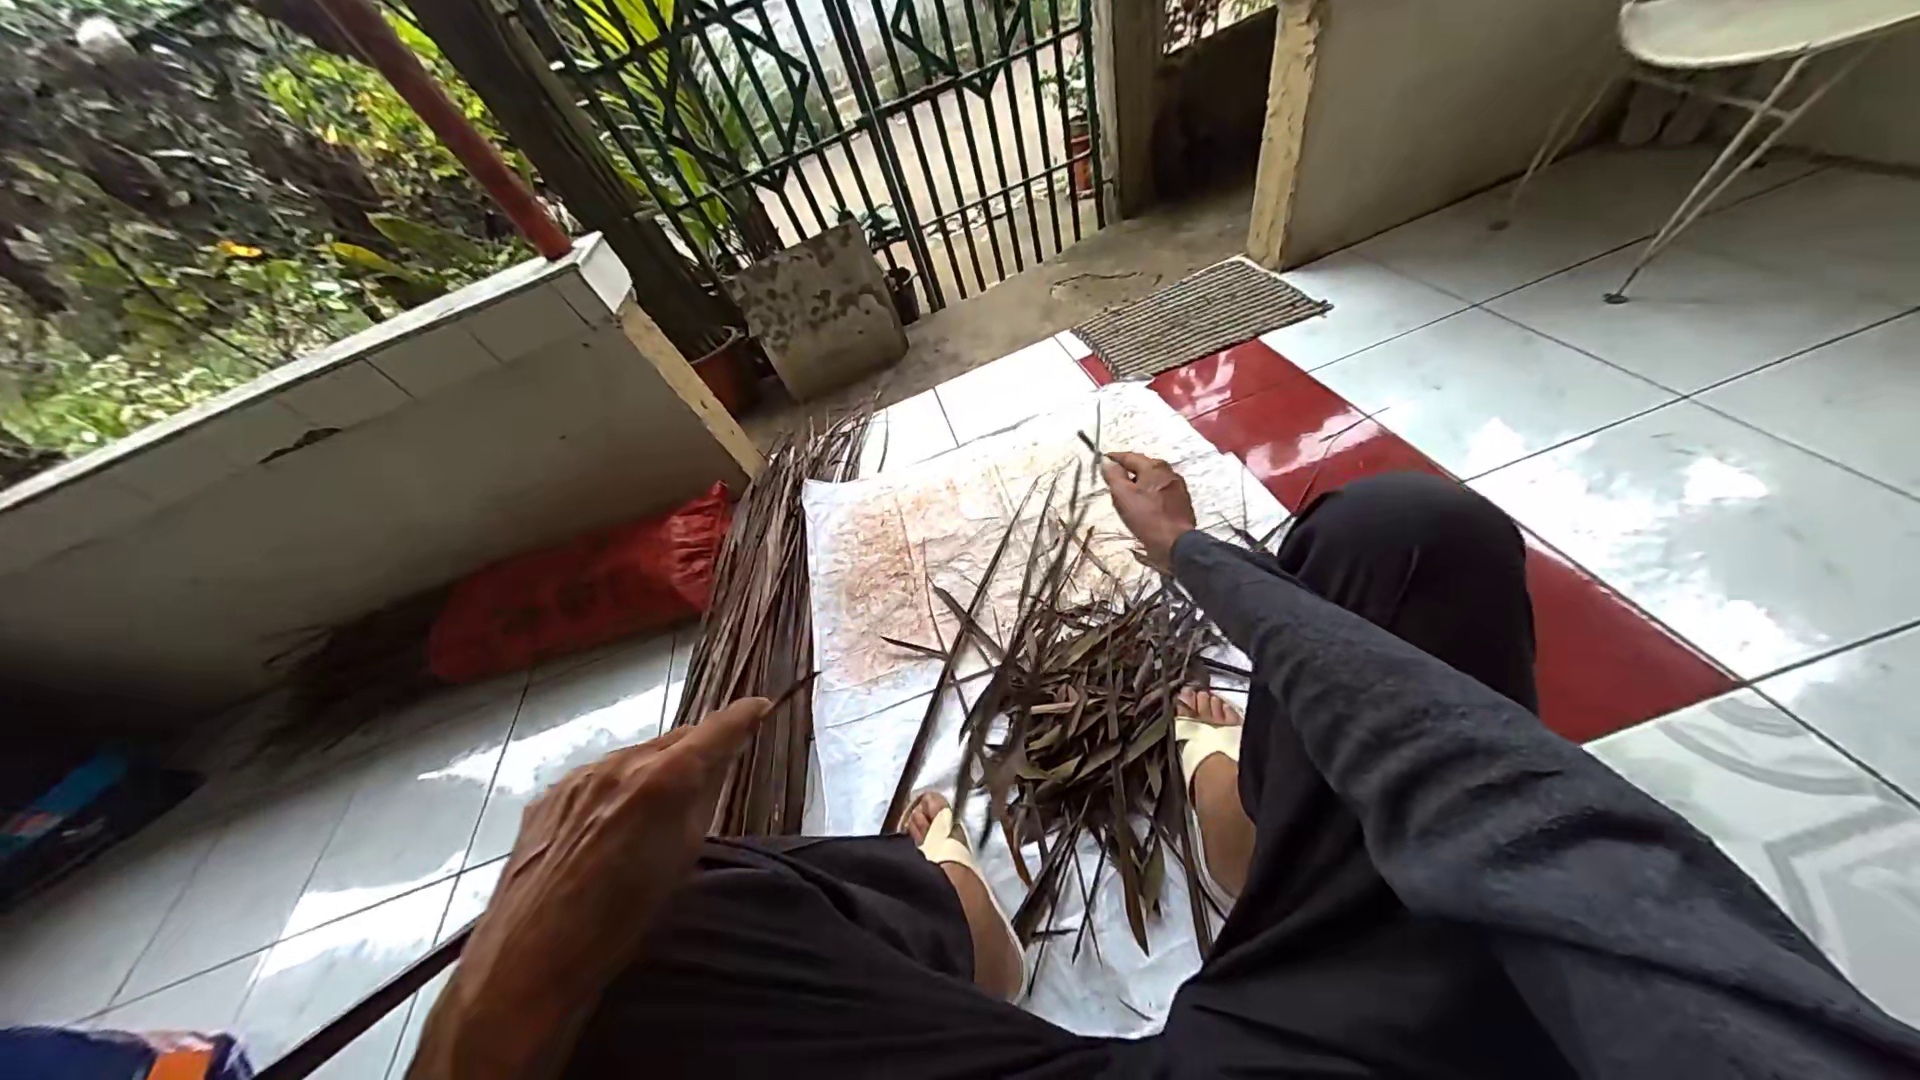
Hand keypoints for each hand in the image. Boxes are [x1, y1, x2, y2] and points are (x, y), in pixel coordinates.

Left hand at [411, 698, 770, 1079]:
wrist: (527, 964)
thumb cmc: (623, 920)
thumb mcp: (684, 854)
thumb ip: (705, 795)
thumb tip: (724, 757)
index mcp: (663, 778)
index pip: (717, 728)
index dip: (744, 715)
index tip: (761, 707)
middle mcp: (622, 763)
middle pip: (677, 738)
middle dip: (698, 749)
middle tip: (710, 774)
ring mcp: (581, 775)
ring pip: (639, 754)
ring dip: (657, 768)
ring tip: (656, 809)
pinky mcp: (550, 793)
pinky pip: (602, 774)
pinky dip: (620, 785)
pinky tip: (612, 823)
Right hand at [1102, 451, 1197, 572]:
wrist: (1175, 542)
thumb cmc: (1146, 517)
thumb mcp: (1122, 495)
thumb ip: (1113, 476)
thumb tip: (1107, 462)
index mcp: (1154, 467)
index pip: (1130, 457)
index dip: (1115, 457)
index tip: (1104, 459)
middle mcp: (1169, 472)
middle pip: (1145, 466)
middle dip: (1129, 469)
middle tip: (1116, 476)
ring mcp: (1178, 487)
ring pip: (1154, 479)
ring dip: (1141, 482)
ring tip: (1130, 490)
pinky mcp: (1182, 501)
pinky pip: (1162, 491)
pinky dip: (1151, 493)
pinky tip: (1146, 502)